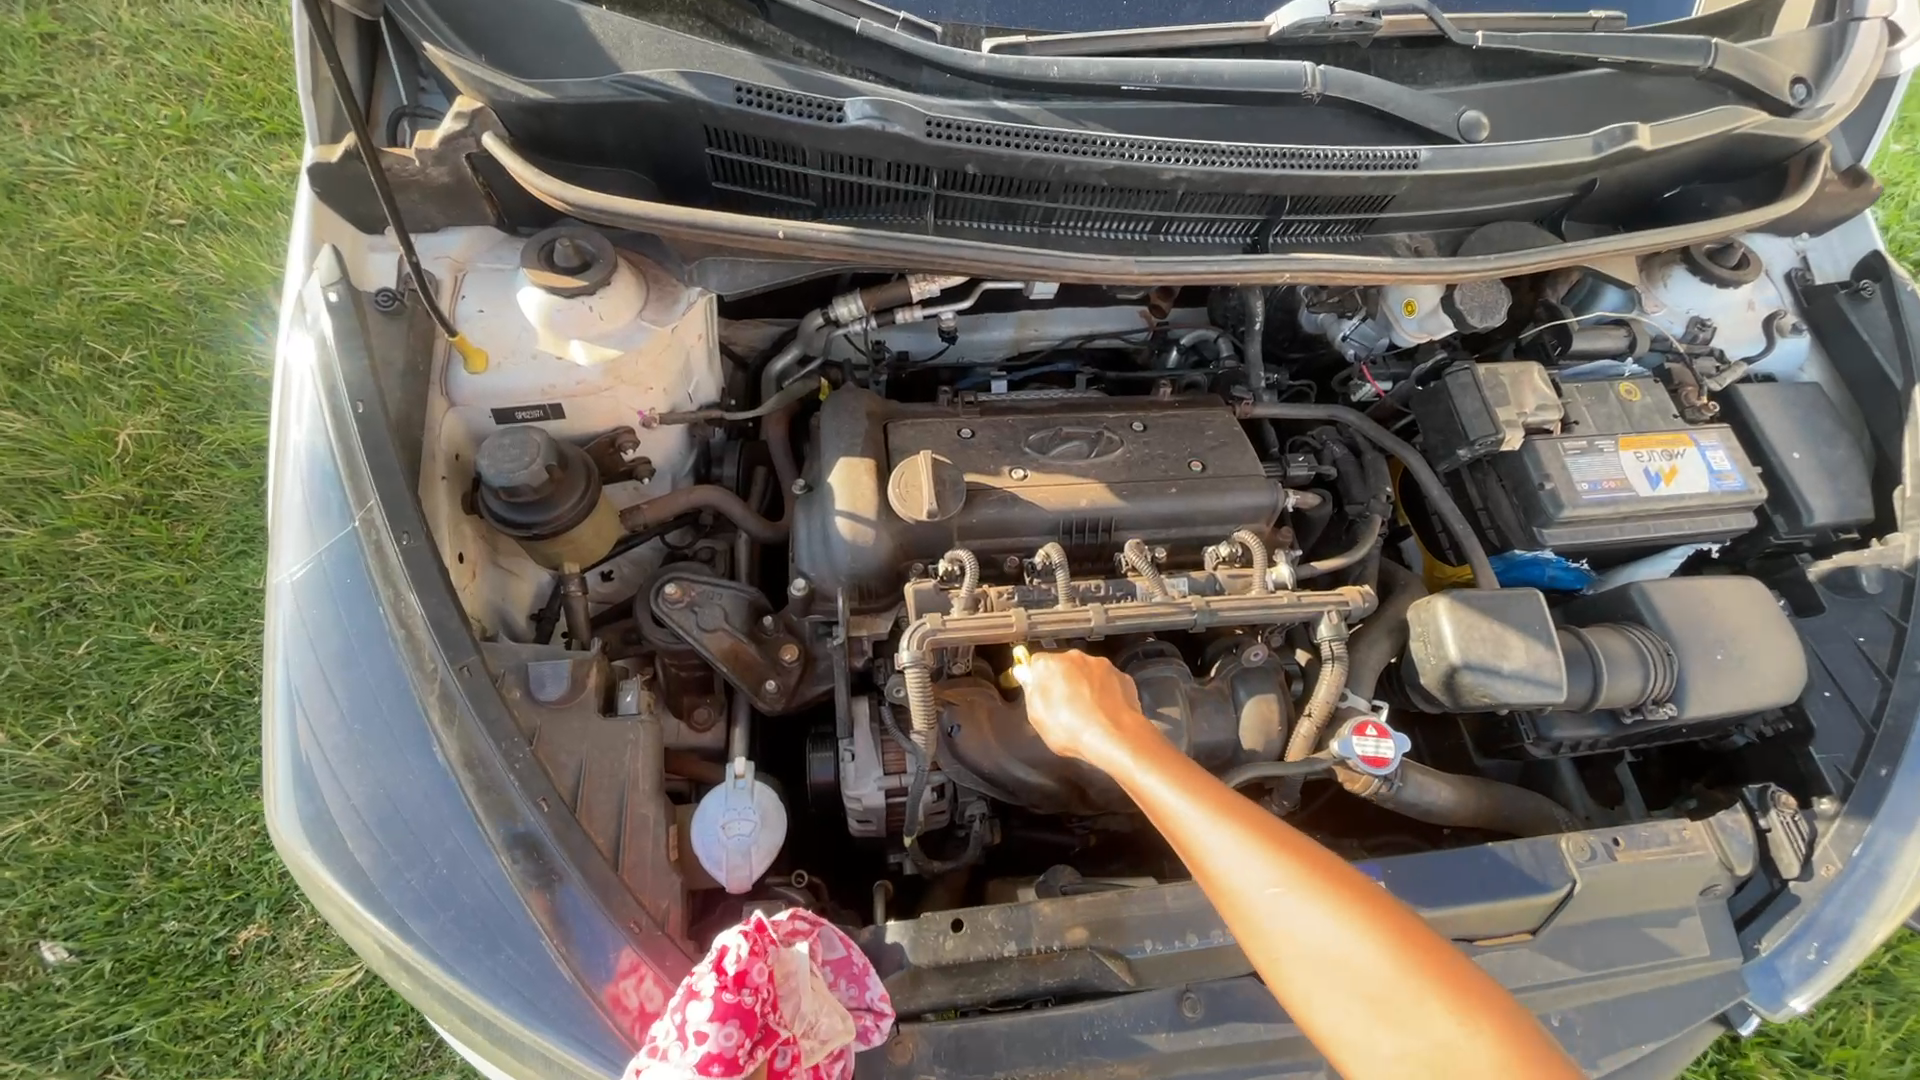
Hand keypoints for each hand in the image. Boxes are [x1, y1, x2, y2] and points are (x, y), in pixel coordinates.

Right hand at [1016, 650, 1162, 772]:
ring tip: (1087, 713)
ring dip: (1085, 685)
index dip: (1037, 679)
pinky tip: (1104, 712)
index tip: (1041, 695)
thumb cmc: (1071, 729)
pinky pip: (1107, 681)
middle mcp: (1075, 657)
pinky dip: (1105, 692)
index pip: (1036, 663)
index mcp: (1049, 664)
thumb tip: (1025, 674)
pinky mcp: (1122, 676)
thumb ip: (1030, 690)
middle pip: (1063, 665)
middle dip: (1063, 681)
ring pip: (1087, 672)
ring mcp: (1101, 665)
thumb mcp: (1037, 716)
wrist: (1115, 737)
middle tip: (1064, 708)